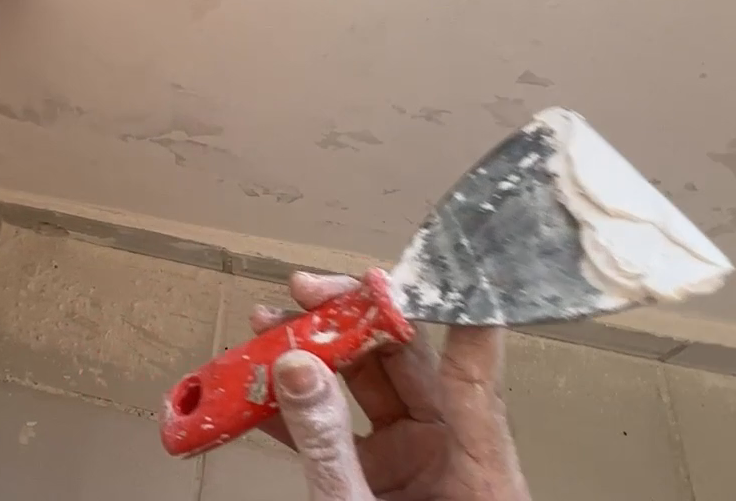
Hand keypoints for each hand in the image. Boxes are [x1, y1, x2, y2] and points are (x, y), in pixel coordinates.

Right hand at [260, 274, 531, 500]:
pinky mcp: (378, 477)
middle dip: (345, 319)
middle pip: (402, 359)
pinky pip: (336, 424)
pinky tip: (259, 385)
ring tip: (266, 323)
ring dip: (312, 351)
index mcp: (476, 464)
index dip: (461, 308)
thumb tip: (296, 366)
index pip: (474, 369)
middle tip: (302, 291)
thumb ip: (326, 445)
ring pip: (362, 383)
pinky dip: (297, 403)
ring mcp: (412, 463)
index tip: (447, 259)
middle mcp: (448, 452)